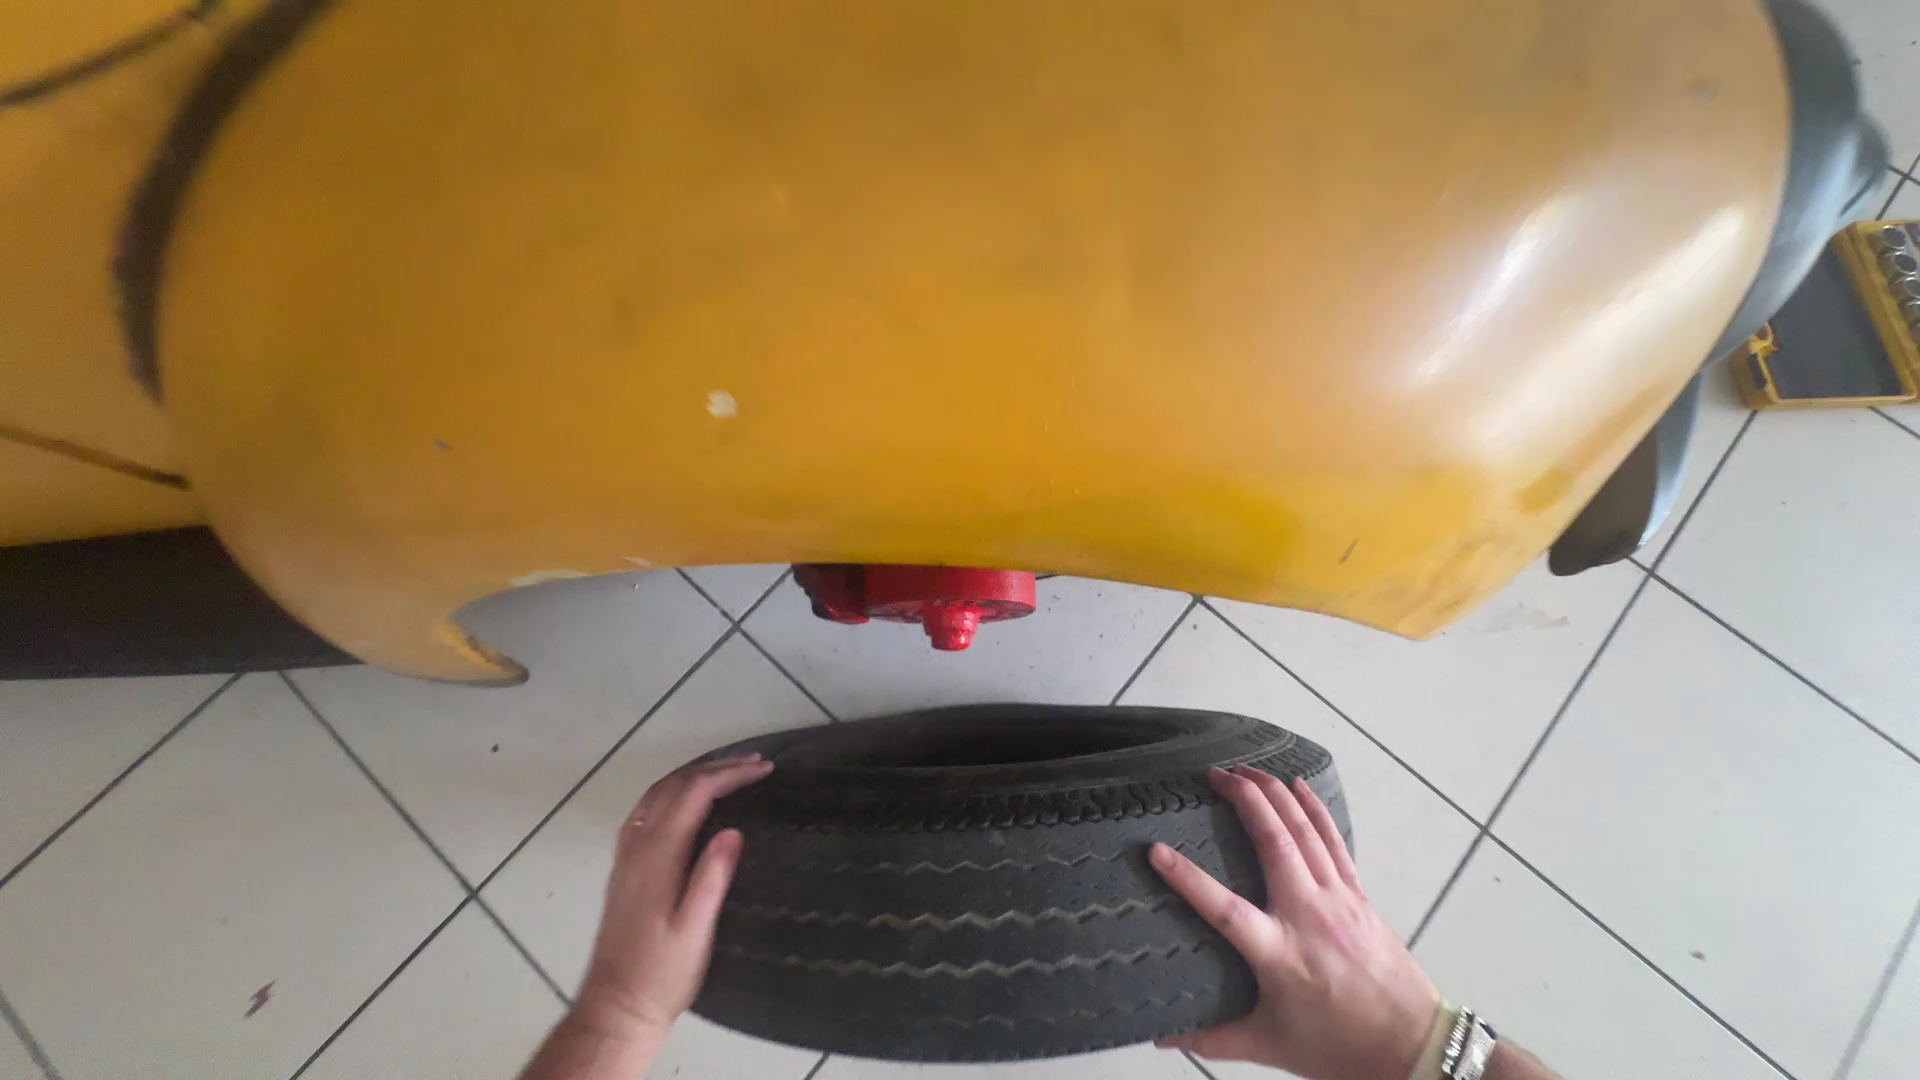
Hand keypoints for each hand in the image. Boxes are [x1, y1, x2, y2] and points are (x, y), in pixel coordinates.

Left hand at [573, 753, 774, 1042]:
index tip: (765, 769)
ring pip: (659, 791)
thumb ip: (711, 878)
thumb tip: (734, 830)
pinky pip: (648, 806)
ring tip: (731, 770)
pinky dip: (676, 788)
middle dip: (718, 767)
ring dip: (696, 773)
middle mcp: (638, 844)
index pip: (695, 794)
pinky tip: (690, 797)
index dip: (731, 774)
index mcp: (658, 855)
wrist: (616, 1007)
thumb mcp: (695, 930)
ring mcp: (627, 852)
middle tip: (757, 763)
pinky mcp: (625, 864)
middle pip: (676, 784)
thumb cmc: (663, 972)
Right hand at [1151, 766, 1440, 1079]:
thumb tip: (1157, 1036)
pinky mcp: (1358, 895)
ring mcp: (1337, 901)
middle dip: (1244, 800)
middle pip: (1274, 844)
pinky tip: (1297, 784)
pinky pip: (1334, 841)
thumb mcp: (1270, 1046)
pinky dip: (1314, 808)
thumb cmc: (1337, 1047)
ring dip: (1274, 794)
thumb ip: (1212, 1038)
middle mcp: (1307, 917)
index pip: (1225, 909)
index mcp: (1279, 955)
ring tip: (1246, 769)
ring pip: (1303, 832)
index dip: (1189, 879)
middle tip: (1214, 774)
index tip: (1155, 850)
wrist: (1416, 1050)